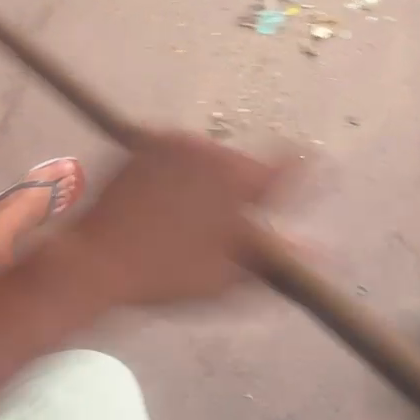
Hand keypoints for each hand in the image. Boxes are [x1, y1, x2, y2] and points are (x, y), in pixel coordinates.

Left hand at [51, 132, 299, 307]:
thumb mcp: (229, 278)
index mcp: (235, 178)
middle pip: (241, 164)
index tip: (318, 170)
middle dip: (244, 190)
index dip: (304, 172)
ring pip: (206, 158)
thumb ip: (277, 257)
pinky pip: (175, 154)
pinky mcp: (139, 141)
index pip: (287, 164)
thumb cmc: (166, 274)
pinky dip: (180, 172)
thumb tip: (324, 248)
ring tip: (194, 219)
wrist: (96, 258)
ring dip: (209, 180)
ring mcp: (169, 141)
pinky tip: (167, 203)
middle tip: (233, 226)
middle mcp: (205, 148)